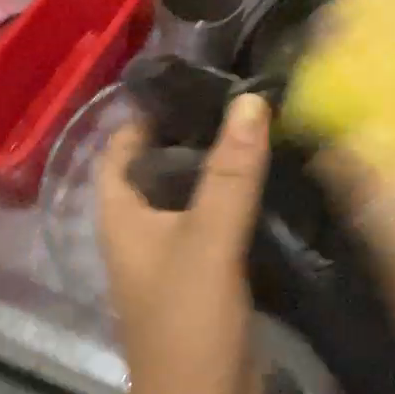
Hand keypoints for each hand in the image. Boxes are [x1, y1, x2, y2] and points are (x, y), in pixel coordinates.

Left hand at [98, 93, 269, 393]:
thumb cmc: (187, 321)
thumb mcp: (207, 240)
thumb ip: (230, 172)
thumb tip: (250, 97)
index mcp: (121, 214)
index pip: (122, 142)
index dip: (149, 107)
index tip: (194, 72)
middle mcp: (142, 226)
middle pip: (162, 161)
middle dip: (197, 127)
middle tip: (241, 86)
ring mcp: (174, 249)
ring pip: (195, 188)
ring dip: (222, 158)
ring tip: (262, 115)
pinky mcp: (206, 269)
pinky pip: (219, 214)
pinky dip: (240, 190)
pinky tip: (273, 169)